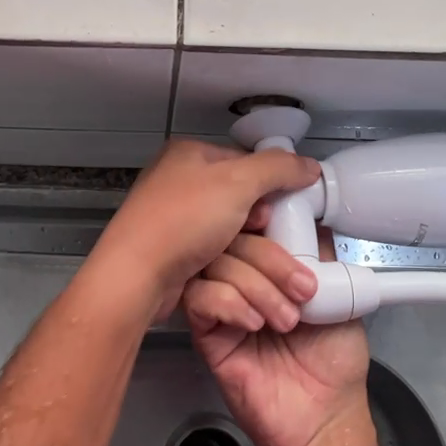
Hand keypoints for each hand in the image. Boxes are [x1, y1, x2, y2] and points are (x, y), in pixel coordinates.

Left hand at [89, 140, 320, 316]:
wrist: (137, 277)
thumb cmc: (183, 221)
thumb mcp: (237, 182)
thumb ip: (278, 169)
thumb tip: (309, 166)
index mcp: (188, 157)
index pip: (244, 163)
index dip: (267, 187)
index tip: (278, 211)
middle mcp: (179, 186)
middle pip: (240, 203)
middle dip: (262, 230)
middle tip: (269, 241)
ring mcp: (175, 224)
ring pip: (230, 237)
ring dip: (253, 260)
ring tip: (270, 277)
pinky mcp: (175, 258)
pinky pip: (215, 262)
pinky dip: (231, 277)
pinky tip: (244, 289)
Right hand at [183, 229, 370, 445]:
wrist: (324, 416)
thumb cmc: (333, 363)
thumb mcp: (340, 294)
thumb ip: (319, 254)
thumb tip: (306, 213)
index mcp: (270, 265)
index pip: (252, 223)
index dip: (262, 217)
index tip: (282, 225)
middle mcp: (242, 279)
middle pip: (231, 237)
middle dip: (269, 257)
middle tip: (303, 289)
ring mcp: (222, 304)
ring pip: (214, 263)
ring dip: (254, 284)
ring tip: (286, 318)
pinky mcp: (205, 332)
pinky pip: (198, 299)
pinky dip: (227, 301)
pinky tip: (253, 322)